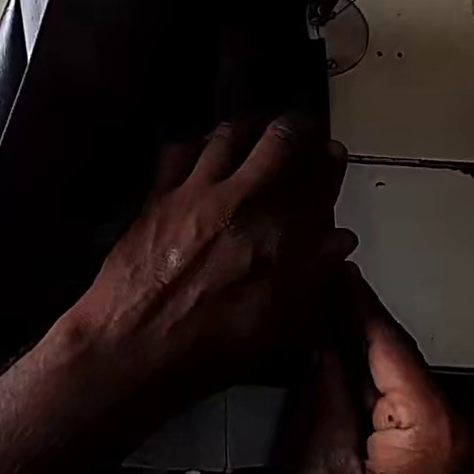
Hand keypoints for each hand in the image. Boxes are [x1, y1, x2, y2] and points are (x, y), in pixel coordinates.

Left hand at [54, 115, 354, 413]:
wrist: (133, 343)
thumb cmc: (210, 346)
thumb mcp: (278, 325)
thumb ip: (313, 276)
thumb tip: (340, 239)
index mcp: (282, 236)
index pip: (318, 182)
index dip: (330, 163)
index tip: (331, 152)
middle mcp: (244, 202)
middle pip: (280, 139)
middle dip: (297, 126)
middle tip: (299, 128)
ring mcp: (197, 193)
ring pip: (229, 135)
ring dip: (248, 127)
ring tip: (255, 129)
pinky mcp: (159, 194)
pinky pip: (179, 150)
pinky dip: (195, 143)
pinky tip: (200, 150)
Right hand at [297, 267, 473, 473]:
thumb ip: (324, 407)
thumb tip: (319, 351)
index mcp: (425, 420)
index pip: (382, 339)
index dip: (352, 299)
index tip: (328, 263)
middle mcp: (455, 415)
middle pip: (394, 352)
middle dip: (351, 319)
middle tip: (309, 287)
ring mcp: (462, 432)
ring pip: (402, 375)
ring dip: (361, 349)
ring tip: (316, 318)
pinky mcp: (456, 449)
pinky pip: (410, 400)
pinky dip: (377, 381)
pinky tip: (343, 370)